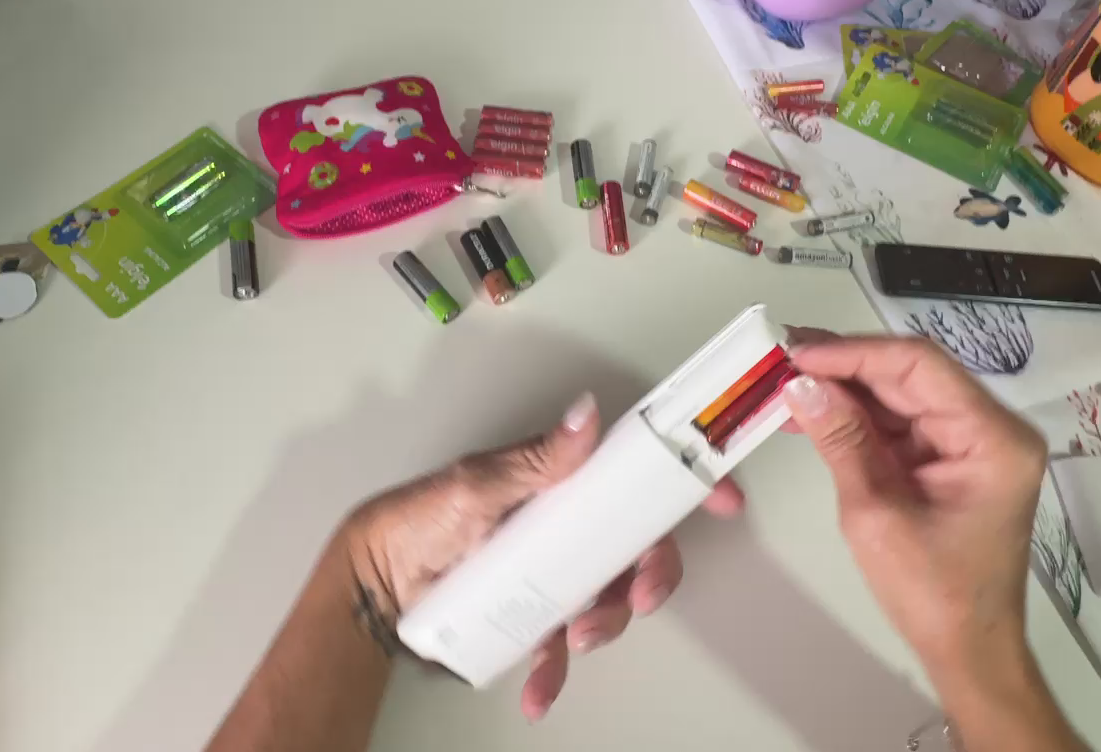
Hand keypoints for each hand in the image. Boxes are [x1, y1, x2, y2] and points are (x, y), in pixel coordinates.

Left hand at [339, 393, 744, 720]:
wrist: (379, 581)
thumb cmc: (424, 516)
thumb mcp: (478, 485)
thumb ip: (534, 459)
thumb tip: (586, 414)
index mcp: (561, 480)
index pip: (633, 473)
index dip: (684, 481)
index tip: (721, 496)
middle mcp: (567, 521)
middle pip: (637, 543)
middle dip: (652, 573)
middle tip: (638, 595)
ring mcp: (555, 568)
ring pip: (610, 595)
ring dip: (606, 623)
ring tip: (571, 638)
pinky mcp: (535, 609)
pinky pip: (563, 642)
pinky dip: (557, 668)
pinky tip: (540, 686)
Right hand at [782, 336, 1046, 670]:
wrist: (966, 650)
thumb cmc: (933, 593)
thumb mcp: (876, 512)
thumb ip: (840, 439)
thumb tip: (799, 384)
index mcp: (990, 437)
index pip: (917, 365)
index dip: (853, 353)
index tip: (798, 354)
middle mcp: (985, 427)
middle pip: (906, 372)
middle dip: (841, 364)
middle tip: (782, 356)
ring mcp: (964, 440)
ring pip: (893, 390)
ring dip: (839, 386)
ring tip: (784, 380)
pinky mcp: (941, 454)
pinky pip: (892, 418)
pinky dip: (848, 413)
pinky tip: (807, 410)